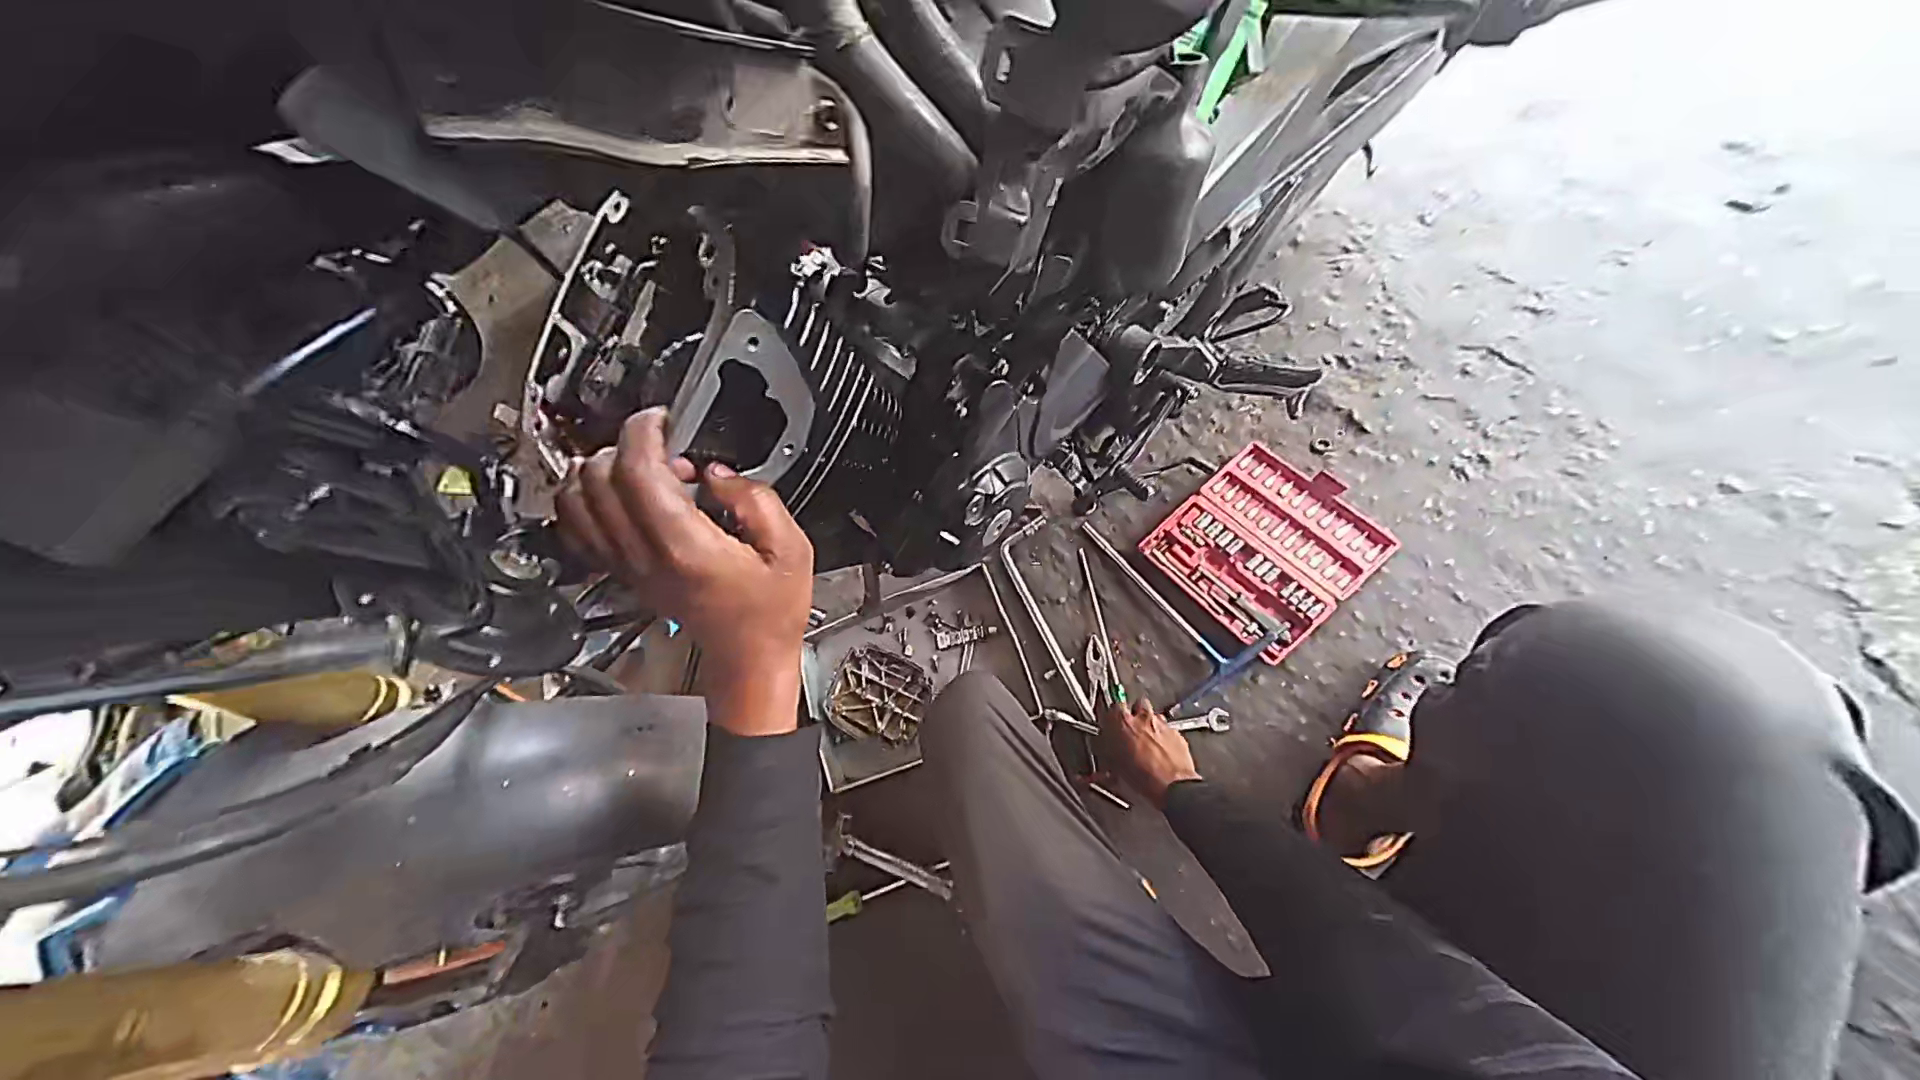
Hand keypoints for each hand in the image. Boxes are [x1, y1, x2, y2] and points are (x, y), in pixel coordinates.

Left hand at [556, 408, 814, 734]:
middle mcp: (647, 556)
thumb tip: (719, 475)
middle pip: (599, 479)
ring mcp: (629, 568)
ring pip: (577, 502)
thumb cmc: (770, 611)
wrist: (749, 655)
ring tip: (638, 466)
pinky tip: (610, 495)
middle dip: (626, 447)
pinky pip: (578, 531)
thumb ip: (757, 500)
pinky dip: (583, 502)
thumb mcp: (791, 548)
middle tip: (664, 448)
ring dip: (599, 470)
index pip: (638, 472)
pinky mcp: (625, 575)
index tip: (661, 420)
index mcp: (687, 546)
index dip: (643, 432)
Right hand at [1100, 699, 1201, 808]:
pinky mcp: (1176, 734)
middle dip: (1133, 714)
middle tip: (1130, 730)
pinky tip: (1160, 752)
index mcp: (1122, 721)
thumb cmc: (1143, 778)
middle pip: (1136, 704)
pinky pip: (1167, 729)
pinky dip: (1162, 737)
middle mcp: (1142, 718)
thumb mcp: (1113, 766)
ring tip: (1146, 744)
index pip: (1112, 706)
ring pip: (1153, 716)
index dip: (1111, 716)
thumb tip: (1103, 747)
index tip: (1110, 724)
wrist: (1173, 787)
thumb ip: (1105, 748)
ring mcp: (1161, 724)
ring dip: (1148, 725)